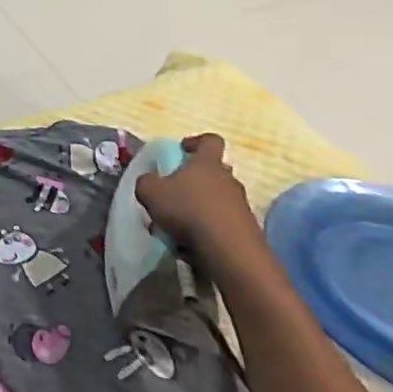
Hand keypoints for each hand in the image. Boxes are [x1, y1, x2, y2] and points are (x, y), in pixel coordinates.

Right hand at [134, 134, 262, 261]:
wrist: (228, 250)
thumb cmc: (187, 210)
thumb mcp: (150, 192)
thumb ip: (146, 182)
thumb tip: (150, 181)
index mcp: (207, 163)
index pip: (210, 141)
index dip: (196, 142)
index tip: (182, 150)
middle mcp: (228, 180)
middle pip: (214, 172)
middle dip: (195, 180)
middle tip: (176, 193)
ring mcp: (240, 205)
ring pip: (217, 200)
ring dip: (199, 208)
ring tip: (178, 225)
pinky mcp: (246, 230)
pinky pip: (222, 223)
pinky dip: (207, 230)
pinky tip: (190, 244)